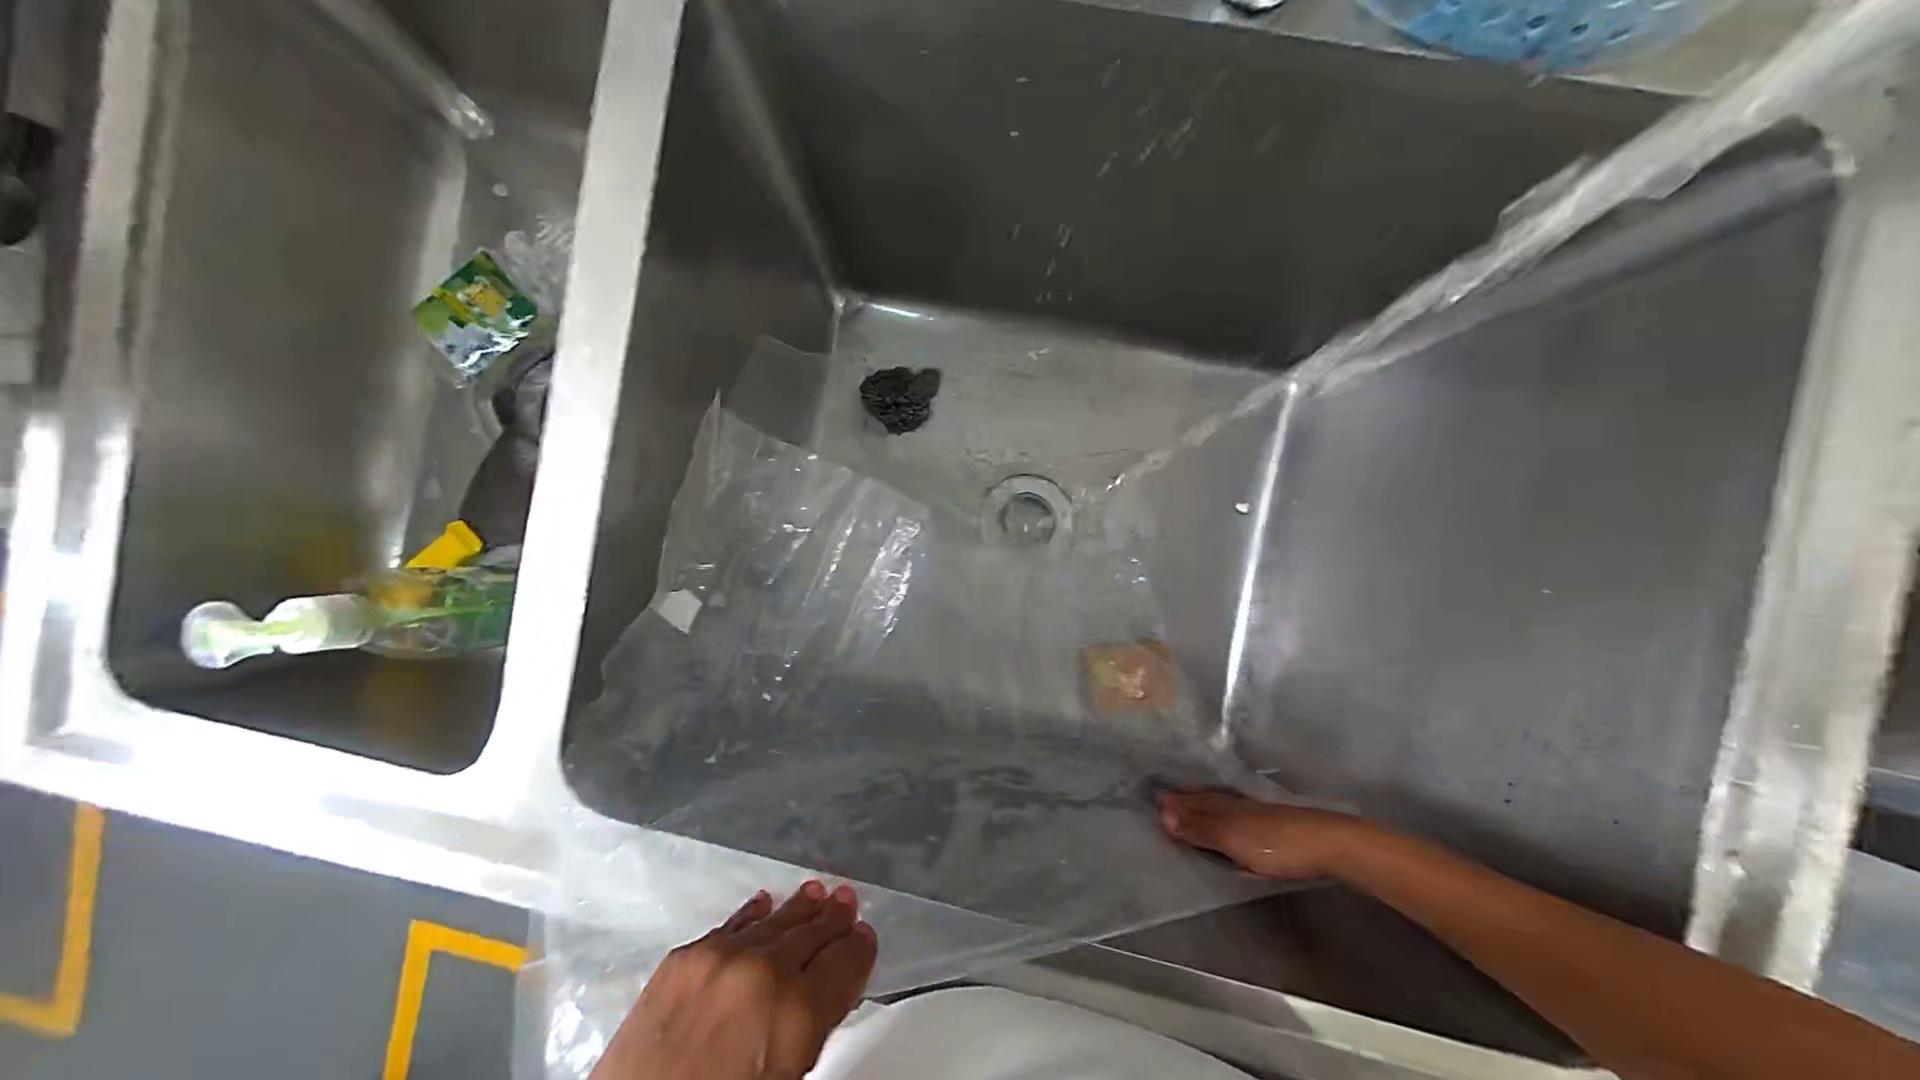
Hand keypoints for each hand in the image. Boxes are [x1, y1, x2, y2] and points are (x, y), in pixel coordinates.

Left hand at [590, 881, 877, 1079]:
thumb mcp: (785, 1077)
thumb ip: (810, 1027)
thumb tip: (825, 993)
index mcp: (798, 1014)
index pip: (846, 962)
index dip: (859, 948)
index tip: (864, 937)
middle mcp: (764, 974)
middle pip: (813, 933)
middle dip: (834, 919)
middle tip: (847, 902)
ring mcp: (720, 959)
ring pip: (775, 921)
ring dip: (800, 908)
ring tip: (817, 893)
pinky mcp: (684, 958)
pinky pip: (731, 925)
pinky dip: (753, 916)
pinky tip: (764, 905)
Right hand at [1158, 790, 1374, 878]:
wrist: (1329, 844)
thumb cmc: (1275, 843)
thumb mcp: (1231, 839)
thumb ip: (1198, 828)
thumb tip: (1161, 810)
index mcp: (1221, 805)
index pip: (1188, 801)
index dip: (1171, 802)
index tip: (1150, 799)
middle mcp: (1233, 804)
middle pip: (1201, 800)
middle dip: (1182, 801)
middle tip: (1161, 800)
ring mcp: (1252, 812)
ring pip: (1217, 805)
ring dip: (1200, 806)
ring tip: (1184, 806)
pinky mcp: (1269, 823)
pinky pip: (1232, 814)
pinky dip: (1219, 814)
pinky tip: (1222, 819)